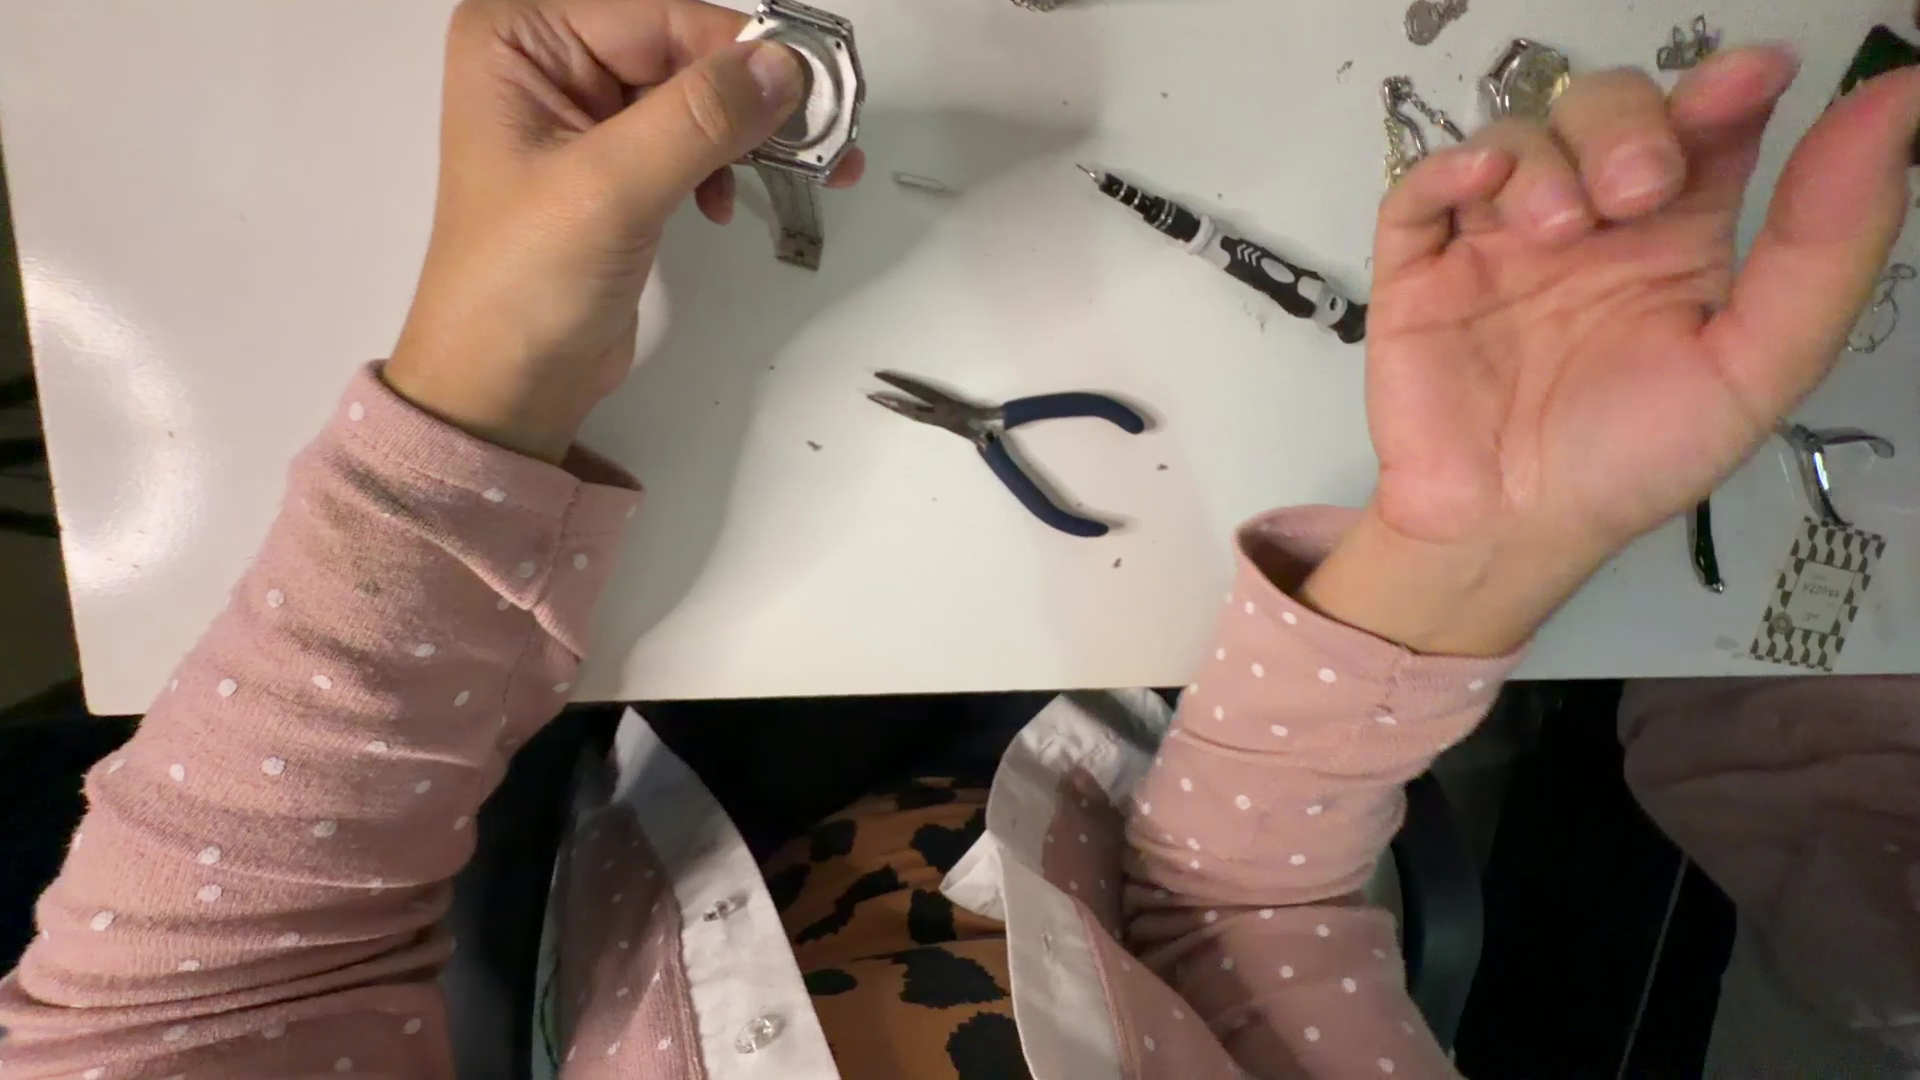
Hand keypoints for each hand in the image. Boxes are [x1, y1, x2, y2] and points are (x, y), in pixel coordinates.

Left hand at [384, 0, 864, 461]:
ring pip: (694, 106)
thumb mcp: (615, 187)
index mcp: (526, 40)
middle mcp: (555, 68)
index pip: (658, 19)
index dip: (742, 51)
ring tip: (808, 173)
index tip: (819, 89)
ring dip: (750, 139)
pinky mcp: (619, 179)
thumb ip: (700, 119)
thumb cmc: (532, 279)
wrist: (512, 377)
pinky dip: (722, 172)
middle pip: (681, 57)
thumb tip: (785, 68)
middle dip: (755, 100)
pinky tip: (724, 207)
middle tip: (829, 137)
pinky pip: (689, 151)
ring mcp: (588, 127)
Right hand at [1303, 48, 1919, 655]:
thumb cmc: (1624, 462)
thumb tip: (1900, 99)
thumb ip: (1827, 243)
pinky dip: (1441, 171)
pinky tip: (1477, 178)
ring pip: (1510, 143)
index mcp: (1670, 242)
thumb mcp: (1757, 365)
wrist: (1507, 525)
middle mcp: (1580, 234)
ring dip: (1541, 158)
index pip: (1701, 126)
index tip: (1744, 90)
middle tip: (1633, 194)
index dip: (1722, 88)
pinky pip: (1413, 201)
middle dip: (1624, 126)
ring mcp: (1488, 254)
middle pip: (1598, 113)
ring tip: (1554, 231)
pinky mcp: (1414, 282)